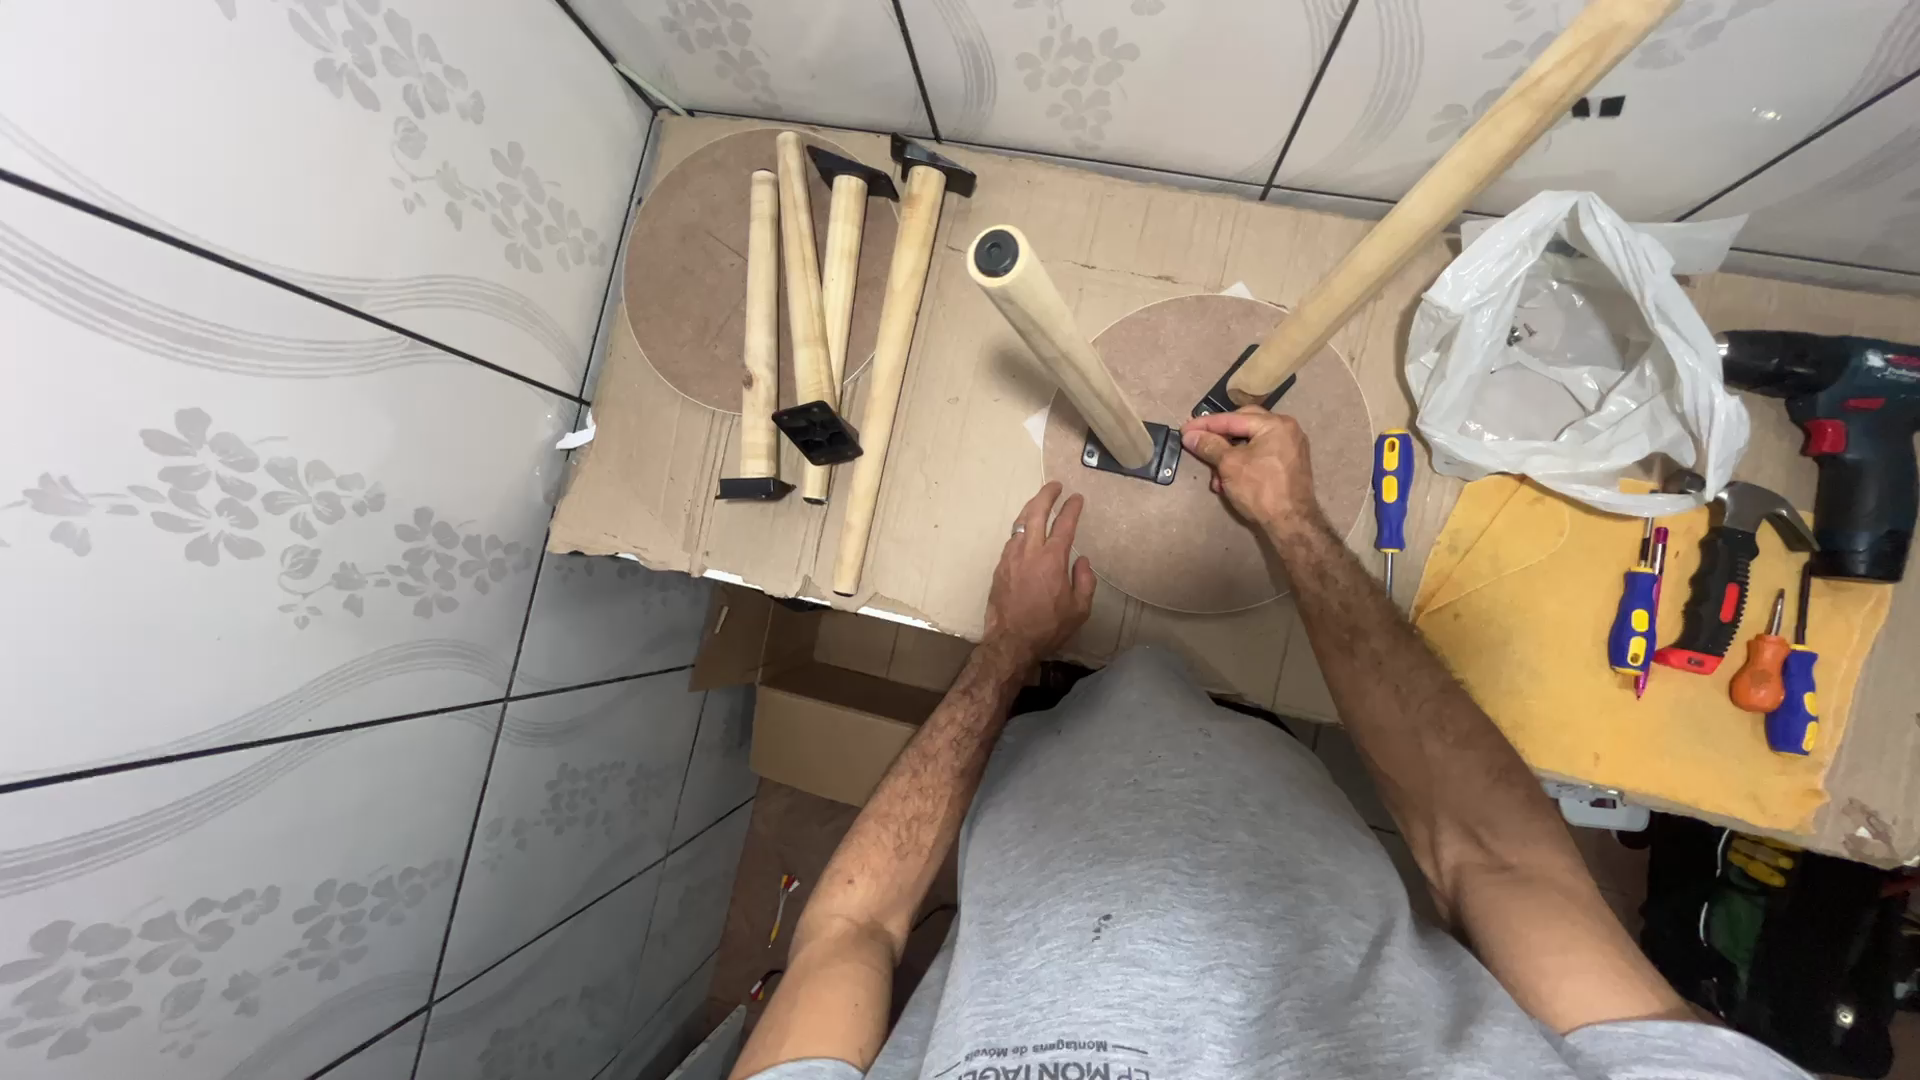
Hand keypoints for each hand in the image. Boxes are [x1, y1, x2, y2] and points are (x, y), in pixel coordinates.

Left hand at [983, 482, 1095, 669]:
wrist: (1011, 641)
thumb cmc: (1048, 627)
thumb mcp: (1080, 609)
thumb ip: (1085, 581)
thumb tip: (1082, 561)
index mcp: (1052, 559)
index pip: (1064, 524)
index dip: (1072, 508)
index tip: (1077, 498)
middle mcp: (1029, 552)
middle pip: (1036, 512)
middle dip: (1046, 495)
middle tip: (1055, 486)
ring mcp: (1011, 557)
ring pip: (1020, 523)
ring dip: (1031, 509)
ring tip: (1039, 502)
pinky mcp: (999, 567)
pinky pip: (1011, 539)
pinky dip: (1021, 529)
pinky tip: (1025, 531)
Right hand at [1181, 407, 1325, 539]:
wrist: (1290, 523)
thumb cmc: (1260, 489)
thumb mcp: (1229, 465)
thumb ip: (1209, 446)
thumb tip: (1190, 435)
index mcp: (1275, 424)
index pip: (1232, 419)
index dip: (1205, 424)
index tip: (1184, 429)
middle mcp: (1286, 430)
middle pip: (1242, 427)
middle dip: (1218, 440)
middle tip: (1198, 444)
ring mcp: (1290, 447)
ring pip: (1249, 443)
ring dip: (1227, 457)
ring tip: (1215, 477)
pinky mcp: (1288, 464)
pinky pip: (1259, 455)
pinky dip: (1241, 464)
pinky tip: (1228, 481)